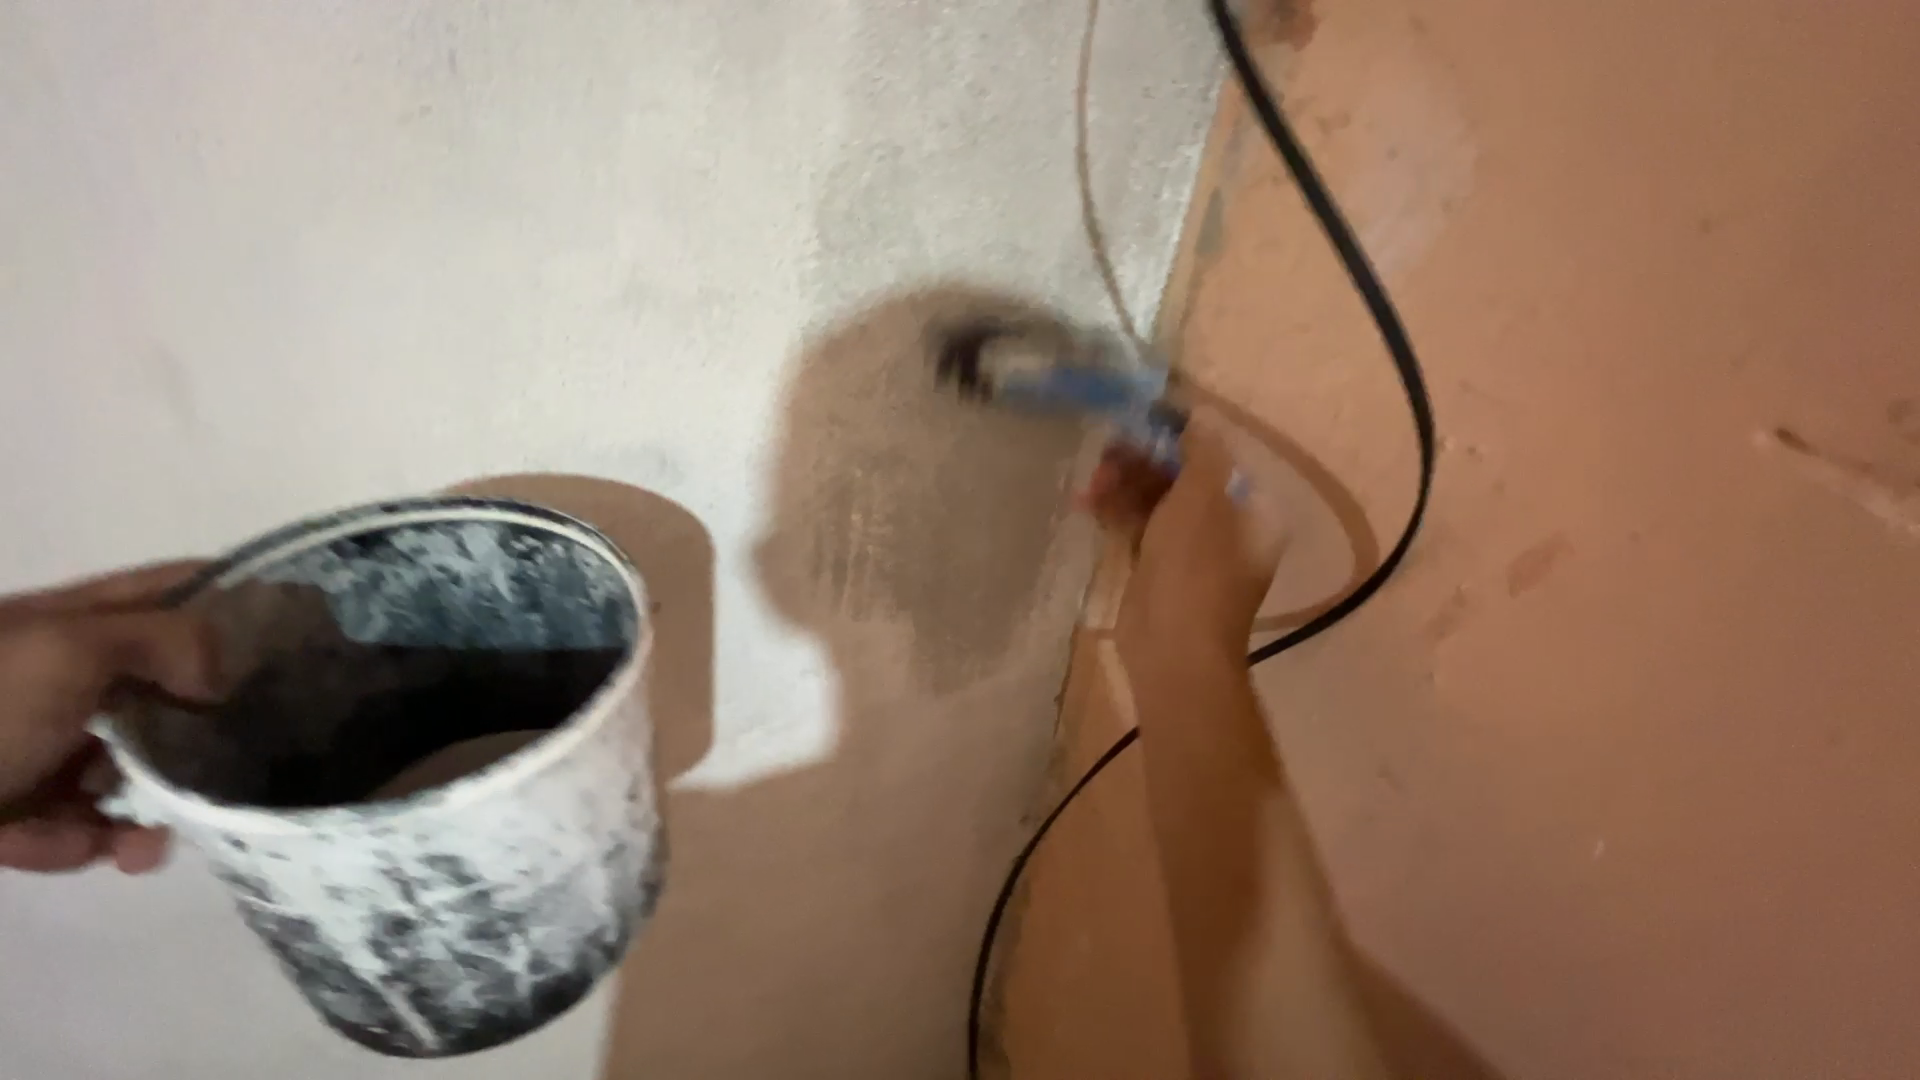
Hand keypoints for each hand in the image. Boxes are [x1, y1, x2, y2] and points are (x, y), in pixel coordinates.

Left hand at [0, 563, 215, 873]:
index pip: (177, 586)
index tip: (302, 623)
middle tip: (245, 746)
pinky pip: (77, 819)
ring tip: (149, 840)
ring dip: (149, 802)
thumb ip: (168, 640)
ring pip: (128, 761)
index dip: (242, 594)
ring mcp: (29, 741)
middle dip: (209, 721)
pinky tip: (94, 852)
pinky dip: (89, 840)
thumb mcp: (68, 649)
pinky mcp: (7, 805)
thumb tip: (224, 676)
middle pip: (168, 682)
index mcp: (65, 623)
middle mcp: (55, 675)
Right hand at [1079, 409, 1286, 665]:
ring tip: (1091, 484)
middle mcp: (1225, 527)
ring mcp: (1190, 551)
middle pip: (1181, 478)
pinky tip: (1087, 503)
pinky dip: (1117, 514)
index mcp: (1249, 509)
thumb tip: (1198, 412)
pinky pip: (1139, 529)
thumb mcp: (1202, 499)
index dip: (1176, 434)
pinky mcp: (1158, 570)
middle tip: (1105, 452)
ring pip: (1155, 503)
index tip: (1139, 421)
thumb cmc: (1194, 570)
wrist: (1173, 650)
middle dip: (1141, 463)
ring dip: (1123, 487)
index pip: (1214, 456)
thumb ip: (1202, 451)